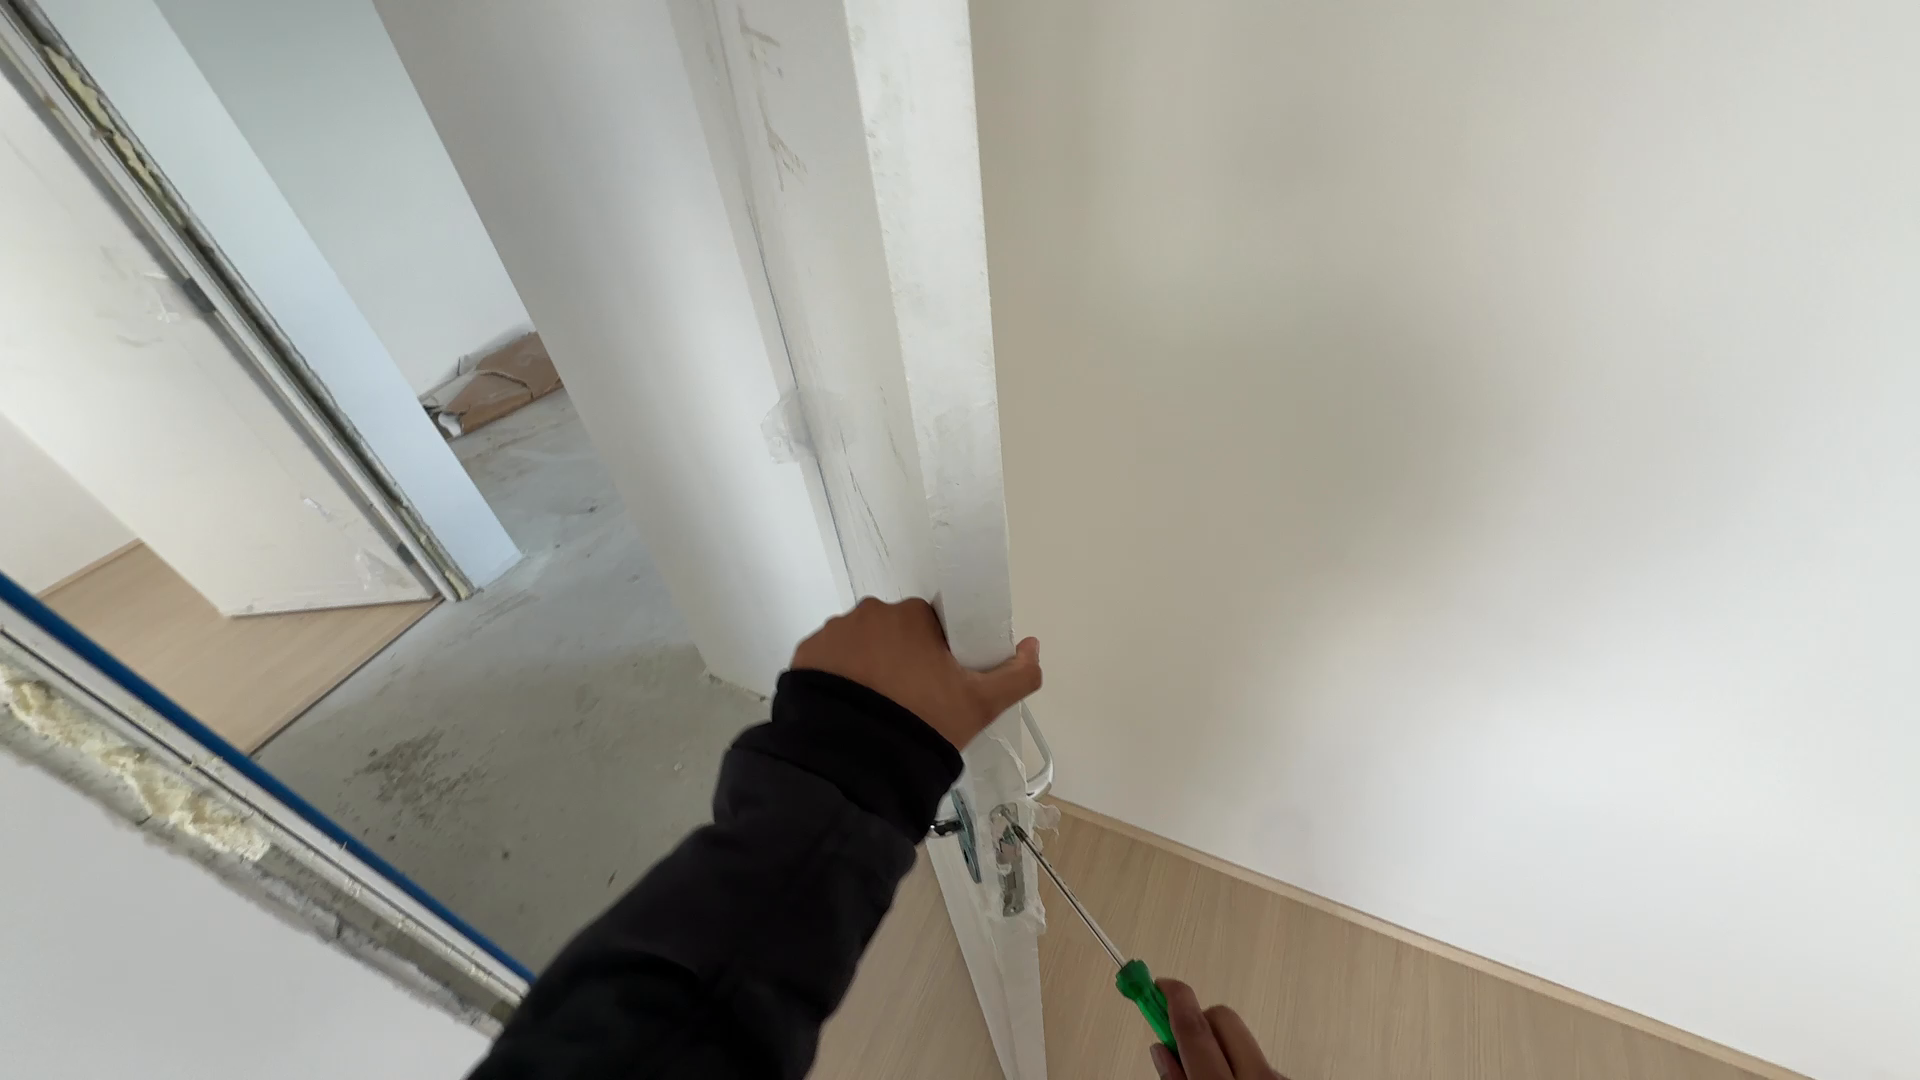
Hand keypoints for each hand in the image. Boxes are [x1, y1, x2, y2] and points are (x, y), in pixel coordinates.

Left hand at [789, 597, 1041, 749]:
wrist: (852, 760)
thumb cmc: (922, 722)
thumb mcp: (980, 705)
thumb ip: (1016, 675)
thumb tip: (1033, 646)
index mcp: (915, 614)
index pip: (932, 625)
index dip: (938, 652)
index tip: (937, 683)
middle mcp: (872, 611)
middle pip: (894, 631)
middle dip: (902, 658)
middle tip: (908, 703)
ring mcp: (833, 632)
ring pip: (861, 645)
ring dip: (868, 667)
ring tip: (874, 712)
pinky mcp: (804, 655)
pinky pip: (829, 661)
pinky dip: (838, 680)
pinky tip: (847, 711)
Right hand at [1151, 980, 1285, 1079]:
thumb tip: (1161, 1048)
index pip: (1194, 1029)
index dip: (1174, 999)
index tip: (1160, 984)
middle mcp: (1257, 1076)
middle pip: (1223, 1017)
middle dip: (1201, 1019)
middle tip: (1186, 1040)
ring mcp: (1279, 1077)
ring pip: (1243, 1038)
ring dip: (1224, 1045)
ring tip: (1217, 1073)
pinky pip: (1261, 1057)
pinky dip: (1246, 1064)